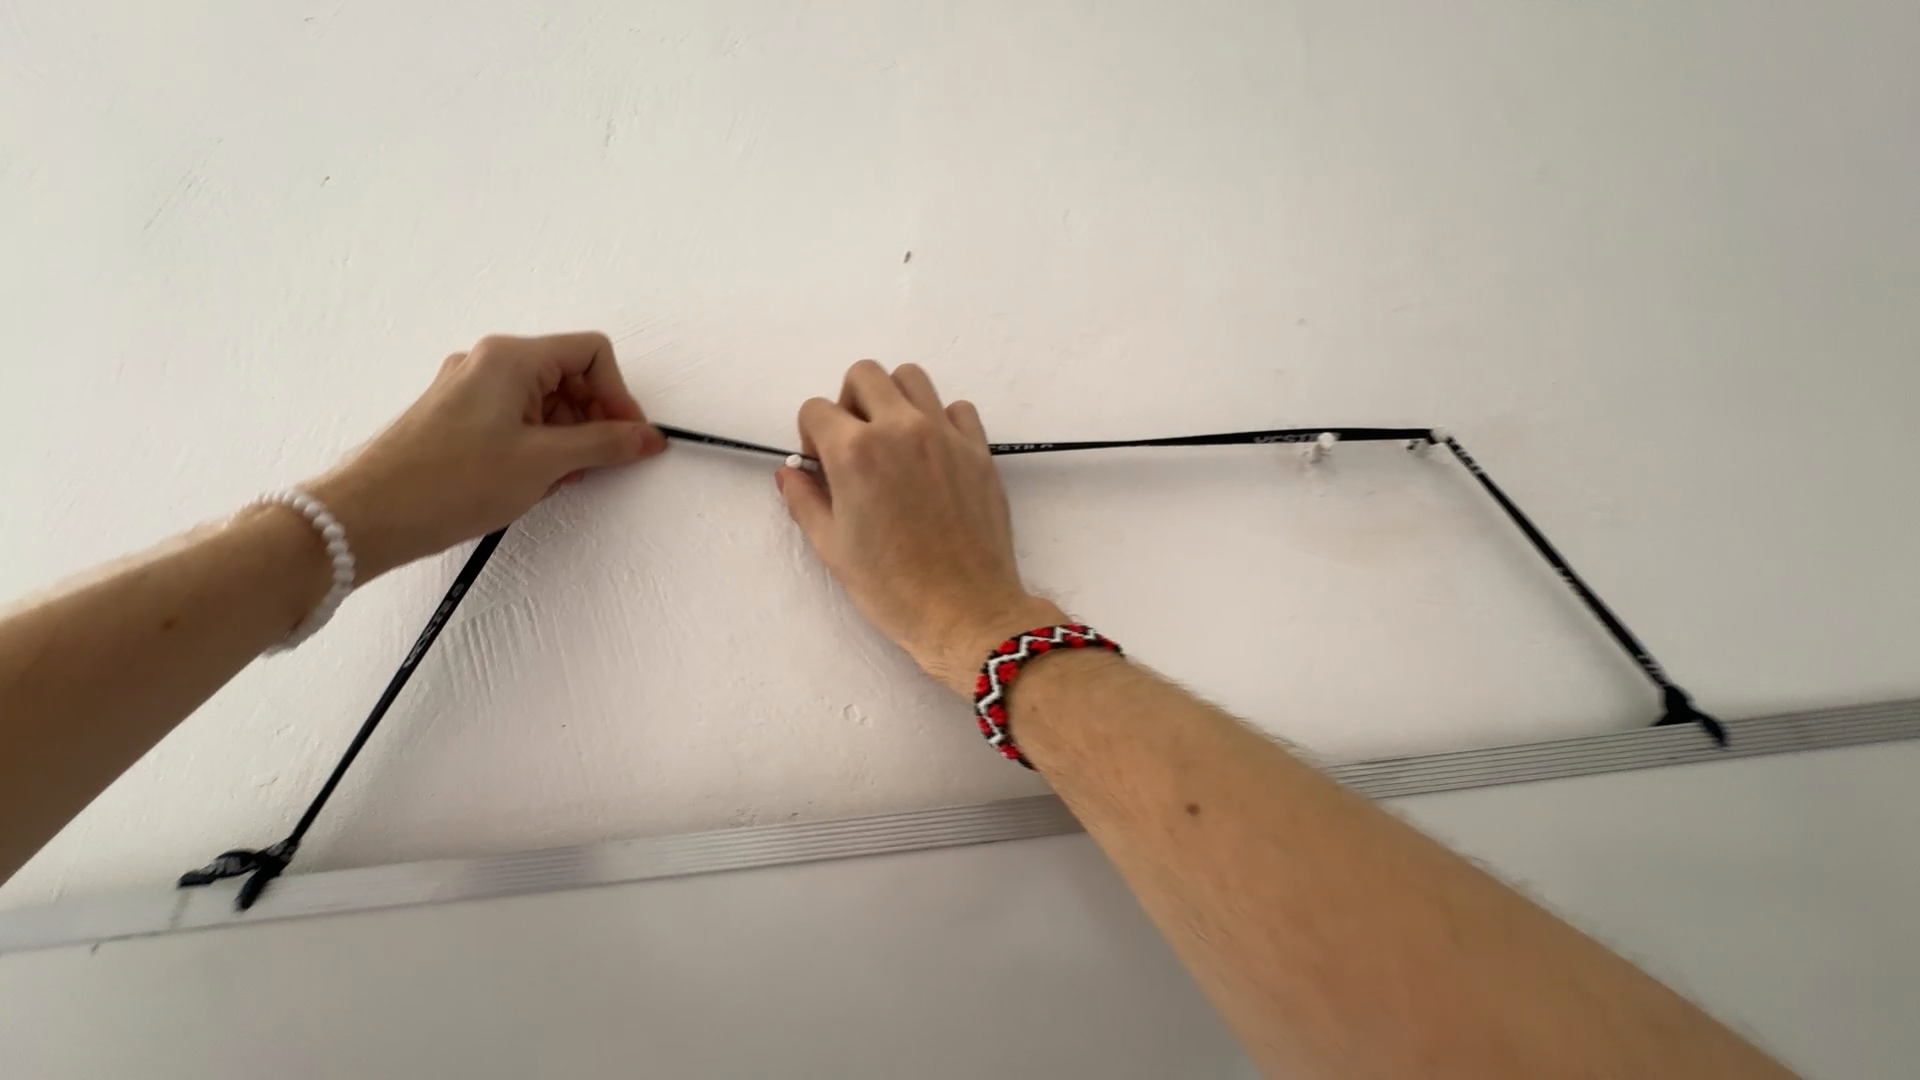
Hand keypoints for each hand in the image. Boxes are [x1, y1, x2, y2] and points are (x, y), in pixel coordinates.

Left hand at [308, 332, 663, 580]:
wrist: (369, 517)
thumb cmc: (445, 483)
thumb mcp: (545, 462)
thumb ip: (606, 444)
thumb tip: (648, 436)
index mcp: (510, 359)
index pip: (591, 354)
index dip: (619, 394)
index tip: (627, 435)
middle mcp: (490, 365)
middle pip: (572, 377)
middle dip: (595, 419)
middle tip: (599, 460)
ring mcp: (474, 391)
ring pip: (550, 403)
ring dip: (569, 439)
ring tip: (558, 477)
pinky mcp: (464, 419)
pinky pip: (524, 421)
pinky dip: (543, 447)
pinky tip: (534, 480)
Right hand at [777, 361, 1063, 694]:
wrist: (964, 611)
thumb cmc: (893, 588)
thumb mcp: (832, 548)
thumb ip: (805, 499)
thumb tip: (792, 473)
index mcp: (855, 452)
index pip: (816, 409)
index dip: (810, 436)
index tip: (821, 465)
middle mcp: (901, 429)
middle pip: (864, 375)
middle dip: (848, 403)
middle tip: (853, 445)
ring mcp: (945, 436)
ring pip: (912, 378)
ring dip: (893, 399)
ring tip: (893, 441)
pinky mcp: (978, 450)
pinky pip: (958, 408)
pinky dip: (940, 419)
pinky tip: (933, 455)